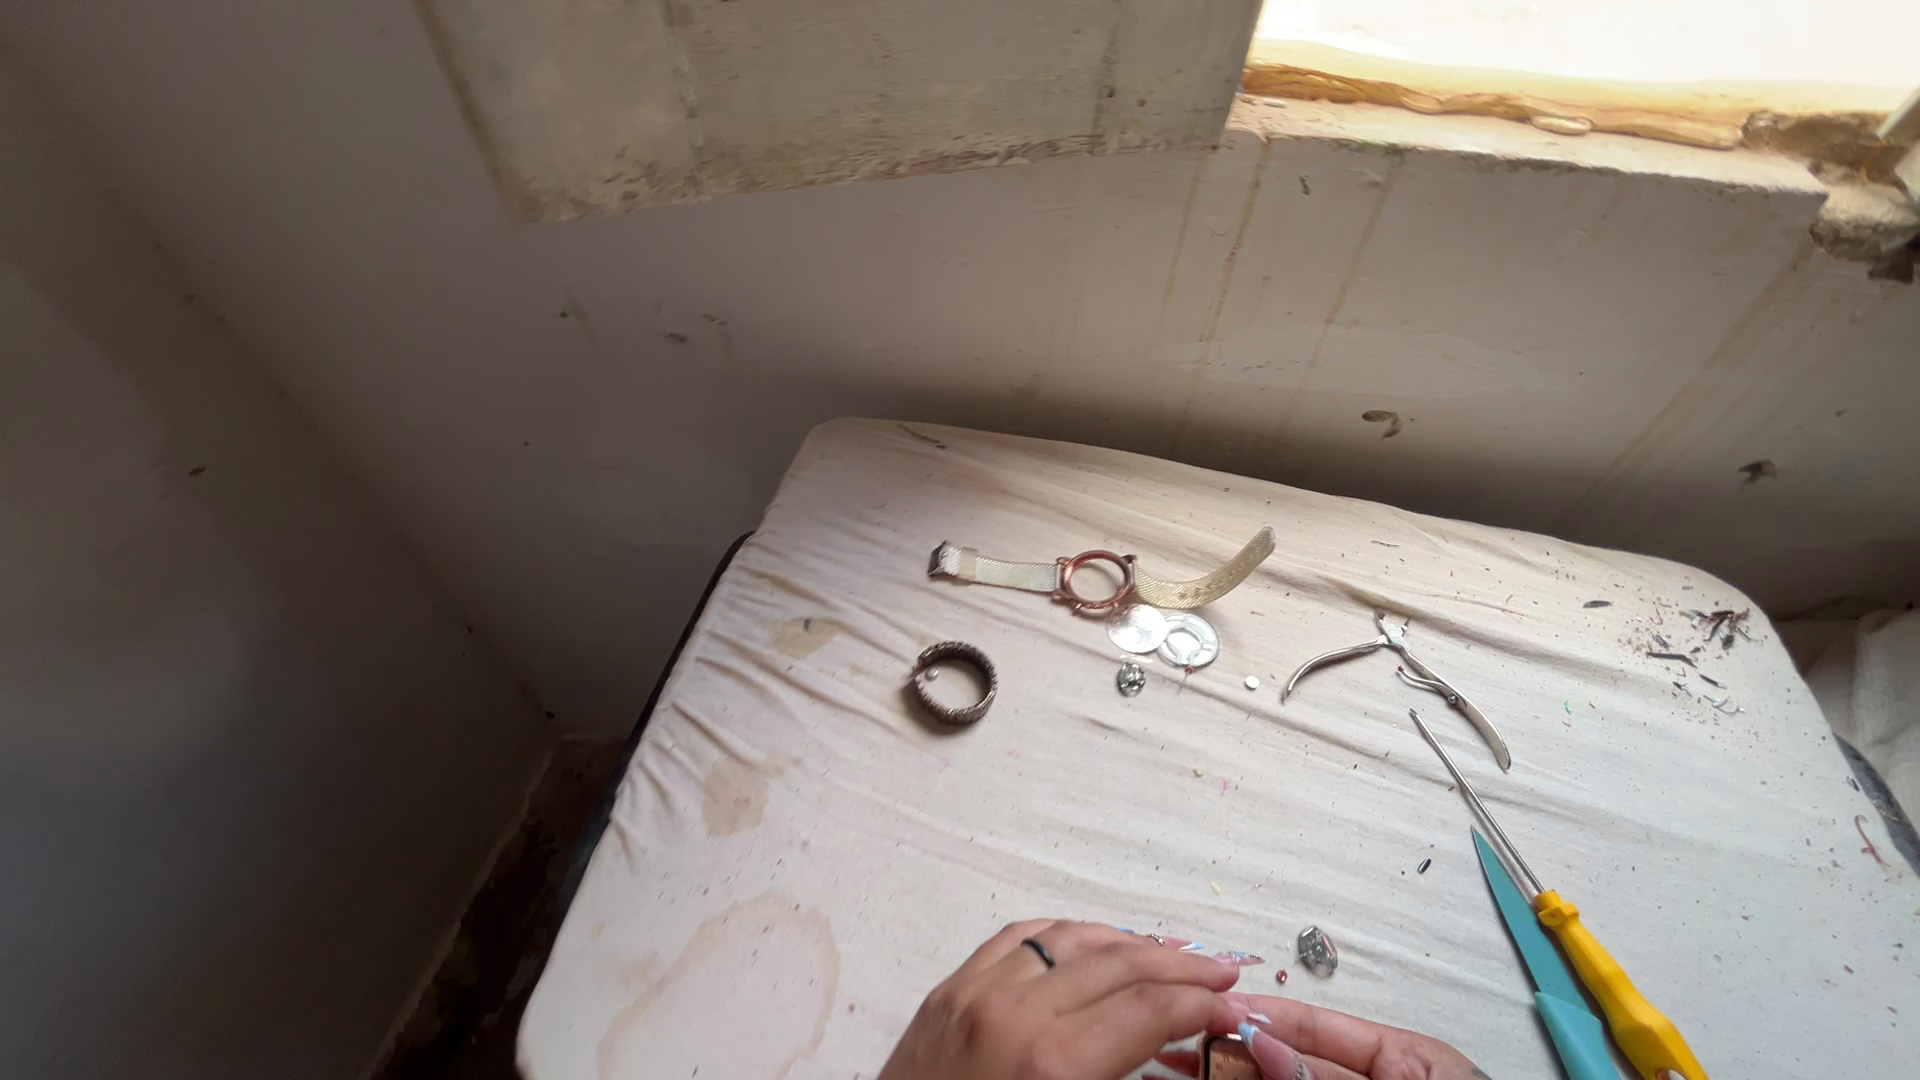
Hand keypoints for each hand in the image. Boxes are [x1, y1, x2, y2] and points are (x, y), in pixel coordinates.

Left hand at [877, 919, 1251, 1079]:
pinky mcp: (949, 987)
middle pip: (1114, 963)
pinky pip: (1016, 938)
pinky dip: (1061, 933)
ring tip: (1165, 949)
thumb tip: (1174, 1055)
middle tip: (1218, 969)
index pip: (1144, 1009)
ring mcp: (975, 990)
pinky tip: (1088, 939)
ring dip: (1123, 939)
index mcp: (1049, 1064)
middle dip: (1175, 963)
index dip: (1197, 1002)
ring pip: (1067, 938)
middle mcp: (1013, 1010)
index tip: (1233, 1003)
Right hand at [1154, 993, 1488, 1079]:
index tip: (1206, 1011)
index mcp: (1403, 1057)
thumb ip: (1327, 1077)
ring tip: (1181, 1073)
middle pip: (1290, 1062)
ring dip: (1236, 1079)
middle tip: (1177, 1052)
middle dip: (1236, 1057)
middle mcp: (1379, 1079)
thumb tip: (1259, 1037)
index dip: (1258, 1016)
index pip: (1313, 1024)